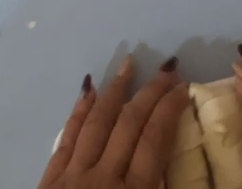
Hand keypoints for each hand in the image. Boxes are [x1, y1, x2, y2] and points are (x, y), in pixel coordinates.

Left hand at [40, 56, 191, 188]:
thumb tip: (193, 181)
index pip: (155, 140)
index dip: (169, 109)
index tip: (182, 86)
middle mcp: (102, 179)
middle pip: (129, 124)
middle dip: (150, 93)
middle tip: (166, 67)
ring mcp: (71, 178)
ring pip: (96, 122)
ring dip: (114, 91)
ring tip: (128, 64)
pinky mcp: (48, 182)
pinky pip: (66, 138)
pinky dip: (78, 113)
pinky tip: (87, 92)